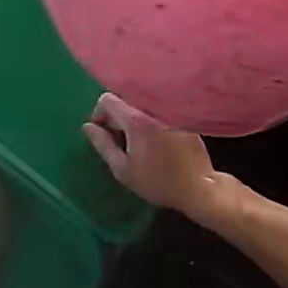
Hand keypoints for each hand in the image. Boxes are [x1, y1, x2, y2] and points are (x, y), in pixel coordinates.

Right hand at [82, 94, 232, 219]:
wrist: (199, 188)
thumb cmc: (157, 181)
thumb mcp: (123, 170)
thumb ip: (102, 145)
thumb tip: (88, 127)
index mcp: (136, 119)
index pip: (107, 99)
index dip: (100, 114)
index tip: (104, 133)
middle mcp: (153, 108)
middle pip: (125, 100)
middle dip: (117, 117)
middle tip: (121, 141)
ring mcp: (168, 111)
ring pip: (141, 105)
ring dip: (133, 118)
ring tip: (138, 142)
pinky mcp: (182, 116)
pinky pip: (157, 110)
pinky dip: (150, 120)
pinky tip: (156, 142)